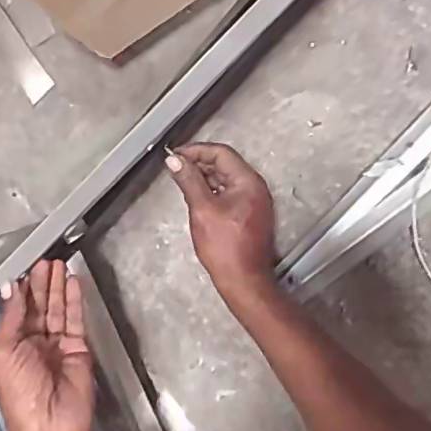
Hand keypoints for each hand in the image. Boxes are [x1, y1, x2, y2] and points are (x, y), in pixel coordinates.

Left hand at [0, 260, 93, 430]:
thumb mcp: (5, 352)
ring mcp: (58, 346)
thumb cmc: (21, 398)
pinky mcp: (79, 349)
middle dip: (42, 283)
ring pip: (58, 308)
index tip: (25, 268)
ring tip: (59, 264)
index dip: (22, 289)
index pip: (19, 310)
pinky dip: (75, 300)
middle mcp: (35, 344)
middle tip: (45, 261)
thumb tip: (10, 289)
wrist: (49, 426)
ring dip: (58, 286)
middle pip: (40, 306)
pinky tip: (73, 284)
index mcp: (13, 346)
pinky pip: (76, 319)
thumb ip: (11, 317)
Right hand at [166, 142, 277, 292]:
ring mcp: (255, 200)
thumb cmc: (224, 247)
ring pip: (227, 178)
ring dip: (205, 176)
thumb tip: (174, 160)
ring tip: (183, 180)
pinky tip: (197, 196)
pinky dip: (213, 190)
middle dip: (200, 162)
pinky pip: (231, 192)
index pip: (221, 153)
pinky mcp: (250, 213)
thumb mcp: (202, 209)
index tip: (175, 156)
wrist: (244, 280)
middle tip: (176, 167)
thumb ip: (189, 180)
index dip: (196, 150)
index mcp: (248, 181)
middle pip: (226, 164)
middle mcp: (256, 187)